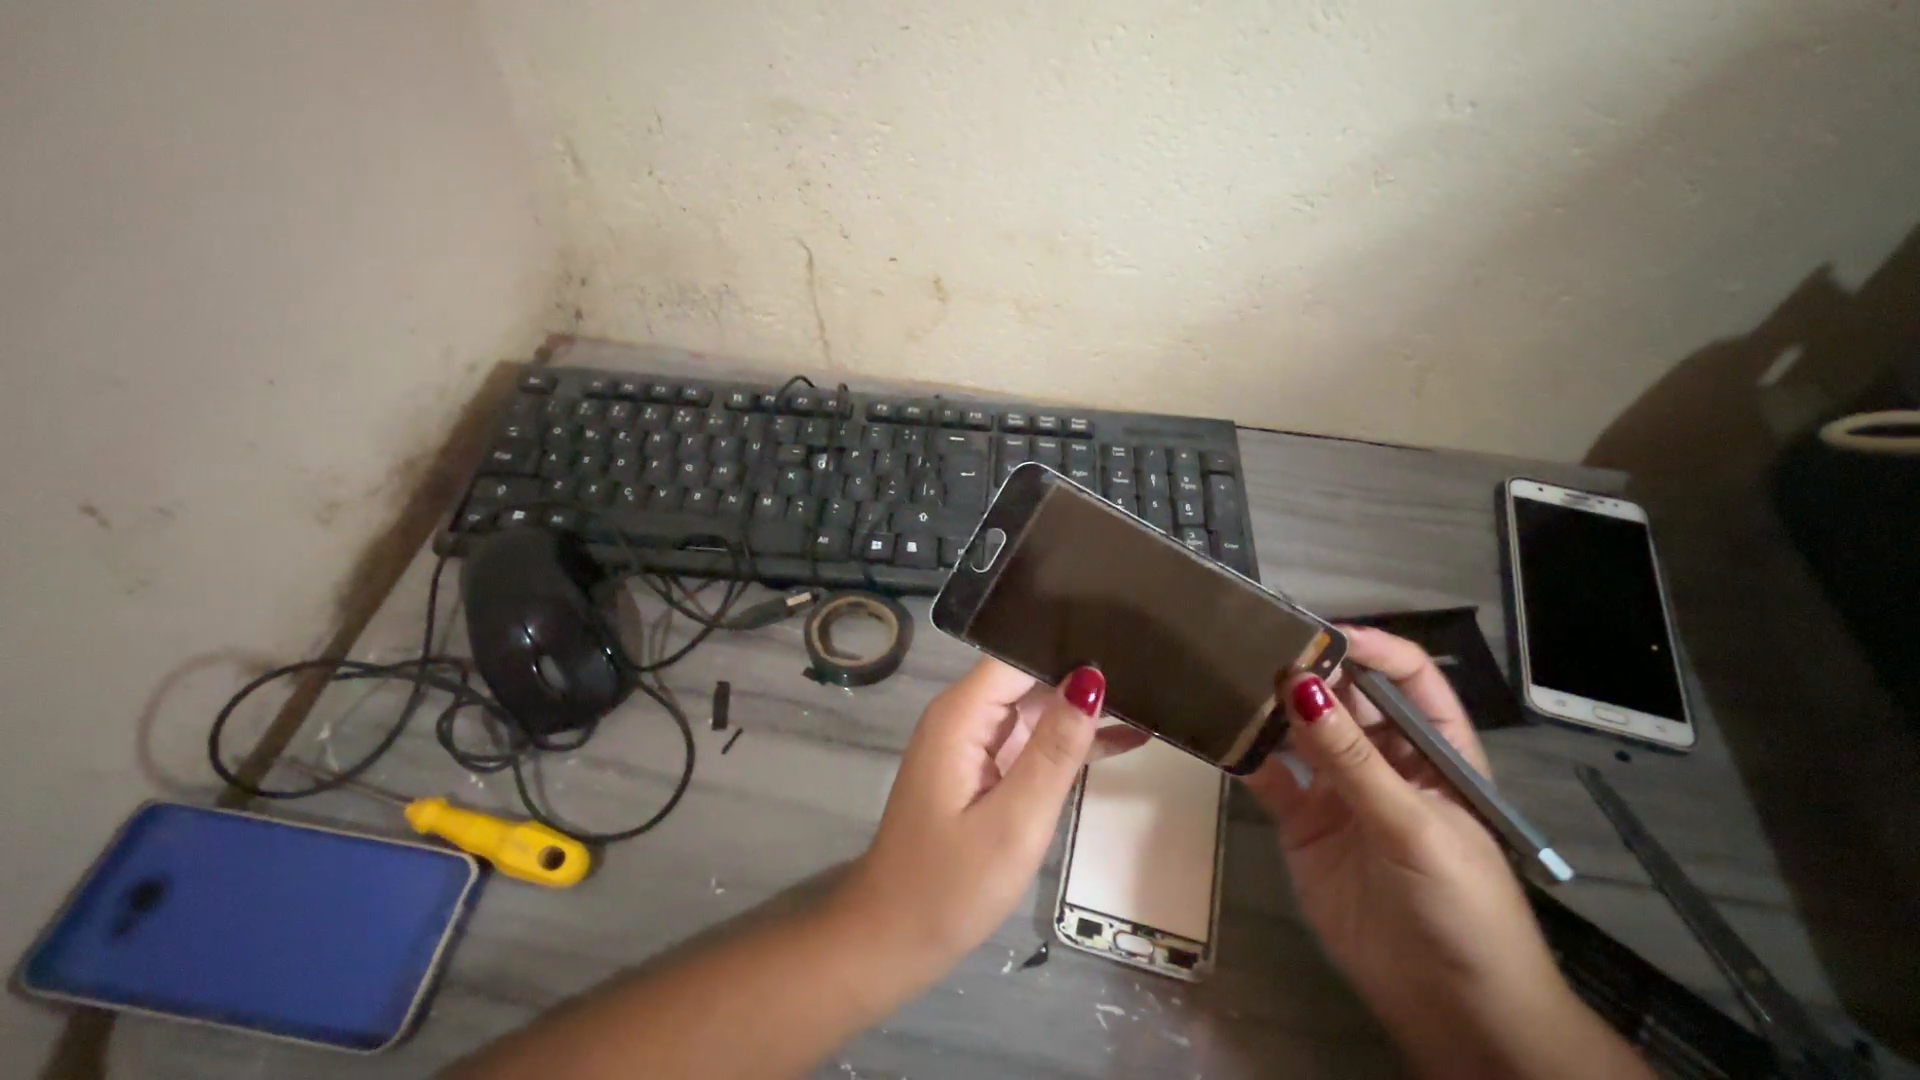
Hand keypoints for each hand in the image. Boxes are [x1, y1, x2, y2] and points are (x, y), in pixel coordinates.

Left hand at [832, 659, 1145, 973]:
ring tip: (1158, 689)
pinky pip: (1035, 741)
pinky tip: (1131, 738)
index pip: (1019, 656)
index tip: (1129, 630)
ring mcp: (977, 743)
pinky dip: (1074, 742)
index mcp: (961, 715)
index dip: (1069, 641)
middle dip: (1086, 670)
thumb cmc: (950, 886)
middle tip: (1159, 659)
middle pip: (1030, 675)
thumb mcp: (1013, 821)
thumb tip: (1092, 679)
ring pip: (1038, 707)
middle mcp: (966, 717)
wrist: (896, 937)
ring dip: (1087, 706)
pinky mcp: (988, 770)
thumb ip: (1054, 750)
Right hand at [1245, 627, 1633, 1077]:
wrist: (1448, 1006)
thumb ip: (1351, 759)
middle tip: (1258, 646)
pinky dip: (1247, 758)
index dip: (1375, 650)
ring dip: (1273, 709)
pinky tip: (1221, 738)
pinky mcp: (1303, 825)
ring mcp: (1340, 793)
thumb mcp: (1413, 825)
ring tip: (1232, 679)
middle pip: (1348, 699)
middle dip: (1312, 671)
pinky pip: (1271, 779)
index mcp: (1435, 751)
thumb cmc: (1460, 905)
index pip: (1410, 680)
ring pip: (1303, 733)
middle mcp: (1386, 761)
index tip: (1324, 635)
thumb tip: (1299, 685)